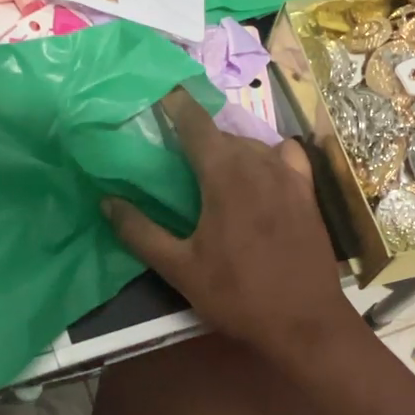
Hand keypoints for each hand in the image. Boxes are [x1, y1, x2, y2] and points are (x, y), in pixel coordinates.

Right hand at [103, 89, 361, 359]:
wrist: (305, 322)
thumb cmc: (237, 296)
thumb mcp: (180, 269)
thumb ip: (140, 233)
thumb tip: (107, 202)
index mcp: (224, 174)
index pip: (195, 123)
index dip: (175, 104)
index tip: (159, 93)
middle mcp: (259, 162)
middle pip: (222, 134)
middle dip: (198, 135)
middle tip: (176, 151)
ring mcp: (289, 175)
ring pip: (253, 145)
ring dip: (230, 148)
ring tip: (212, 168)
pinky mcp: (308, 192)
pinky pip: (284, 156)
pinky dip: (267, 155)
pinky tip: (259, 175)